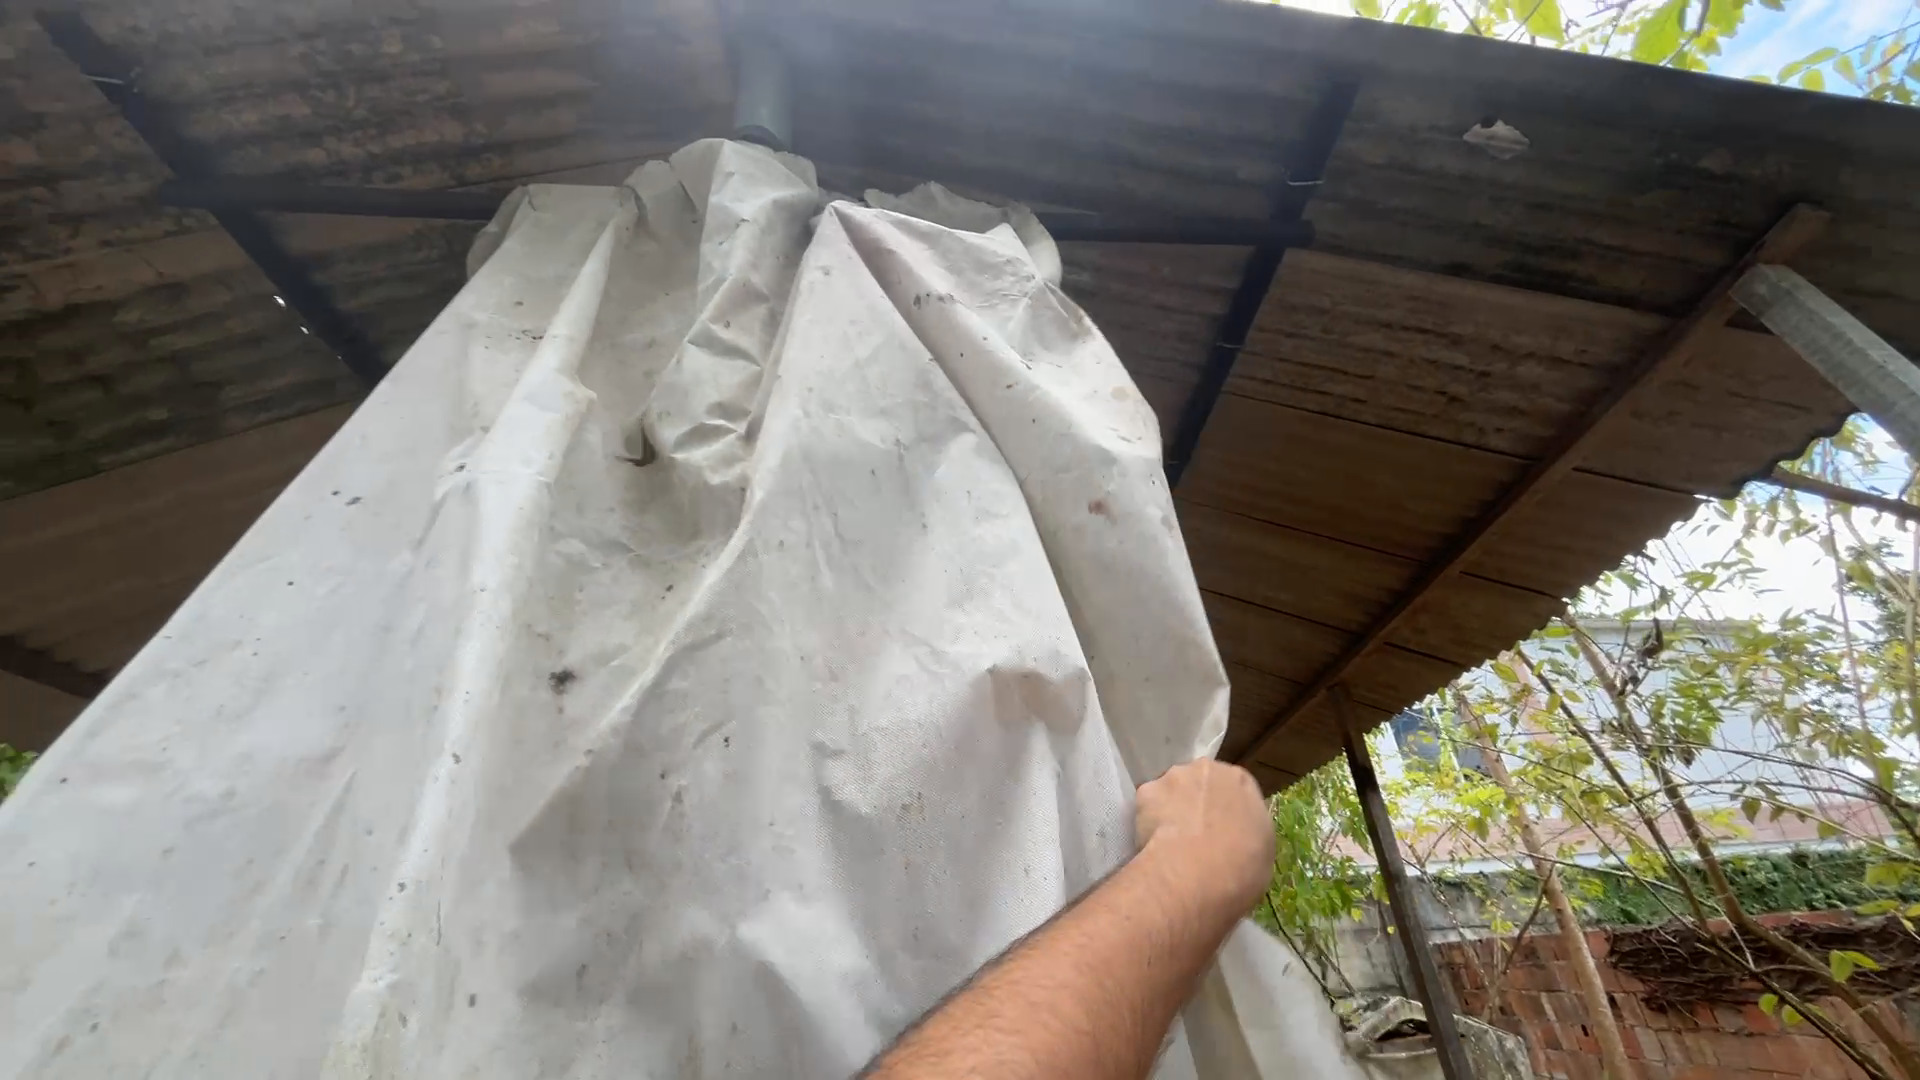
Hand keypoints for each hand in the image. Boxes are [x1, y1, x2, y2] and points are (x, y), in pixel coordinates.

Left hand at [1133, 760, 1274, 920]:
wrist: (1198, 871)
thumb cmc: (1242, 867)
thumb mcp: (1263, 850)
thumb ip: (1247, 829)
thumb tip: (1235, 835)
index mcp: (1241, 780)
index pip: (1233, 787)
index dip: (1225, 809)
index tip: (1222, 829)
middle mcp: (1207, 769)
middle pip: (1200, 782)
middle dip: (1197, 802)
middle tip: (1195, 833)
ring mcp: (1174, 776)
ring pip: (1171, 790)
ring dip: (1171, 807)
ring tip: (1171, 840)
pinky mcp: (1147, 790)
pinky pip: (1149, 803)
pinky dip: (1150, 818)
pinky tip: (1154, 841)